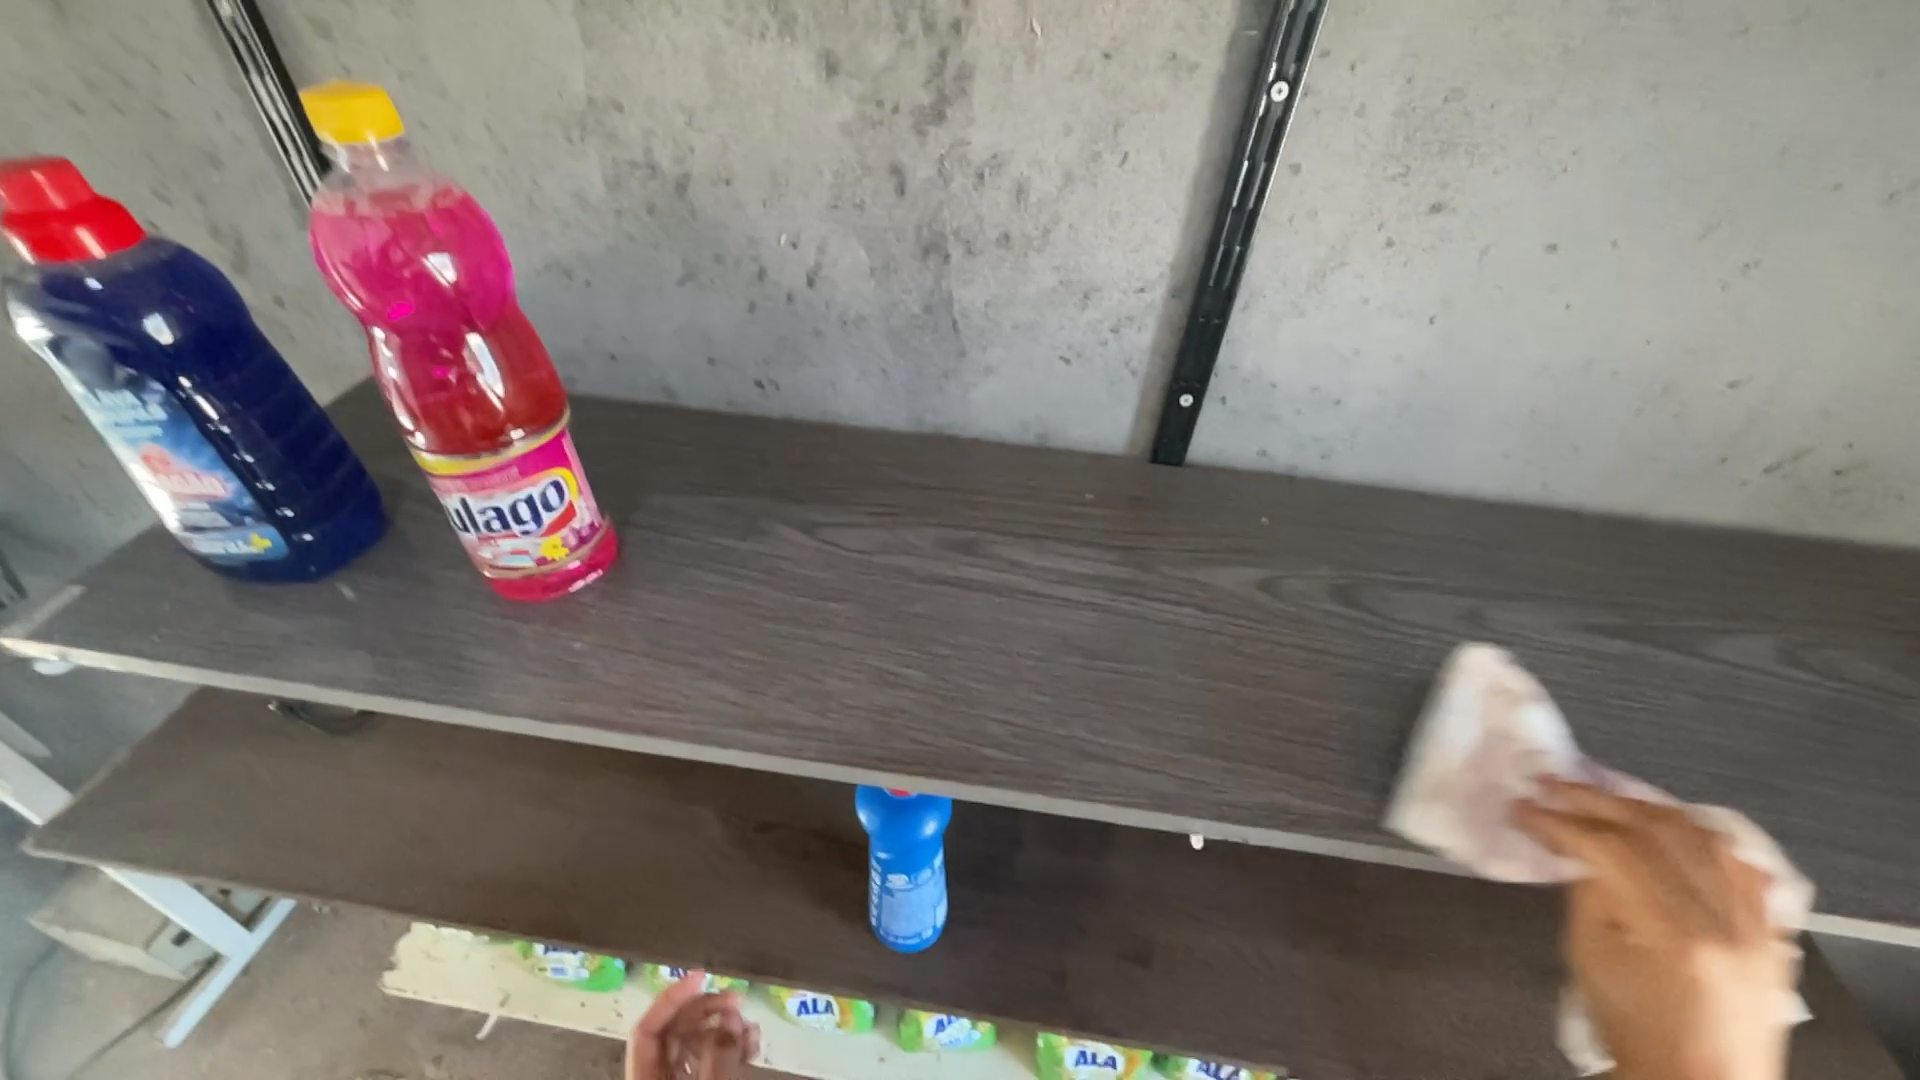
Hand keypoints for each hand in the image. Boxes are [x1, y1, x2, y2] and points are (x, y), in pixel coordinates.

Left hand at [624, 971, 761, 1079]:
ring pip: (699, 1042)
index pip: (647, 1029)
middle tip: (737, 999)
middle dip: (709, 1010)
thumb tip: (731, 1019)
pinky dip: (732, 1046)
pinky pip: (713, 1058)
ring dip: (727, 1027)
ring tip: (750, 1027)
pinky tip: (751, 1042)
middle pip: (676, 1030)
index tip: (700, 975)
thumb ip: (718, 1056)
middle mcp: (659, 1076)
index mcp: (645, 1078)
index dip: (671, 998)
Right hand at [1515, 779, 1794, 1079]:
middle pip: (1660, 833)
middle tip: (1550, 784)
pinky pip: (1744, 866)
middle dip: (1596, 800)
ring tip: (1604, 798)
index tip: (1522, 806)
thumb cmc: (1631, 1025)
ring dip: (1647, 808)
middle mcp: (1727, 923)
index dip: (1560, 821)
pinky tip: (1669, 829)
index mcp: (1675, 934)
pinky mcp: (1772, 932)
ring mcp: (1759, 926)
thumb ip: (1589, 891)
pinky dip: (1702, 837)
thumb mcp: (1589, 955)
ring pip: (1707, 837)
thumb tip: (1573, 842)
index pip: (1613, 850)